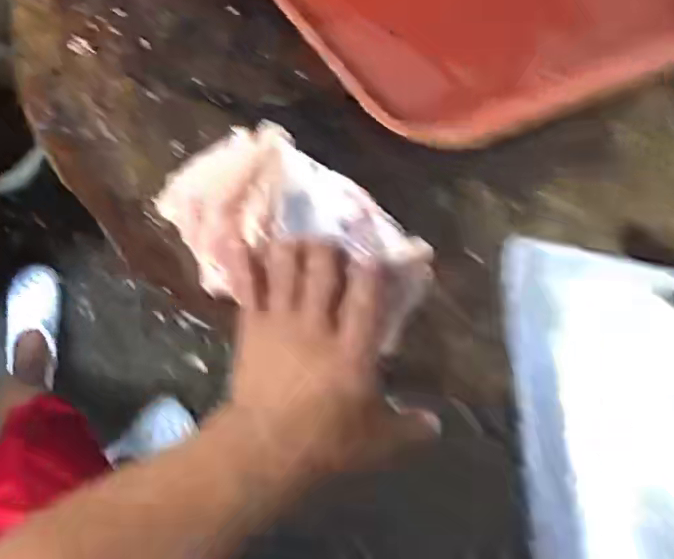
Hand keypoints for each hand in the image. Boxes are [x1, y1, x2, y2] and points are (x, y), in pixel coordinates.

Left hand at [222, 242, 437, 490]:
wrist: (268, 439)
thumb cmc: (329, 441)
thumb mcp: (382, 440)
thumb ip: (410, 426)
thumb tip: (436, 420)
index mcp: (353, 352)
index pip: (366, 303)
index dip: (371, 274)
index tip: (373, 252)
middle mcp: (315, 326)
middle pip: (321, 275)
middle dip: (326, 249)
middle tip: (329, 234)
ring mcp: (278, 320)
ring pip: (283, 271)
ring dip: (289, 248)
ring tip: (294, 232)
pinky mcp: (250, 322)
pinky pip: (246, 285)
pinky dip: (243, 261)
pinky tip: (237, 239)